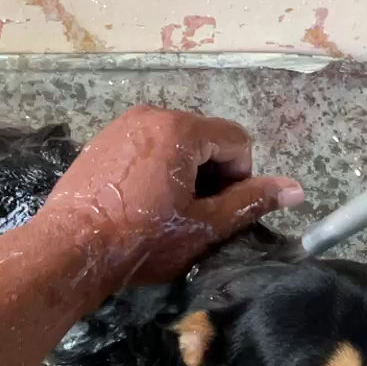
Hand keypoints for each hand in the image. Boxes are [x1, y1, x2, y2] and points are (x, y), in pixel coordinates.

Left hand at [32, 106, 303, 287]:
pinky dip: (156, 168)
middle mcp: (151, 115)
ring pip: (175, 142)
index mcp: (180, 129)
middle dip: (211, 173)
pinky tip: (141, 202)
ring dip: (184, 172)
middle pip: (205, 137)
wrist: (69, 250)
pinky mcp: (103, 140)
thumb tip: (297, 189)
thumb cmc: (140, 241)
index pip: (236, 140)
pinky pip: (147, 145)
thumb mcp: (203, 226)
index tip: (220, 210)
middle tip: (193, 214)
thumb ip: (250, 202)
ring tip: (166, 211)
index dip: (240, 177)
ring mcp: (122, 125)